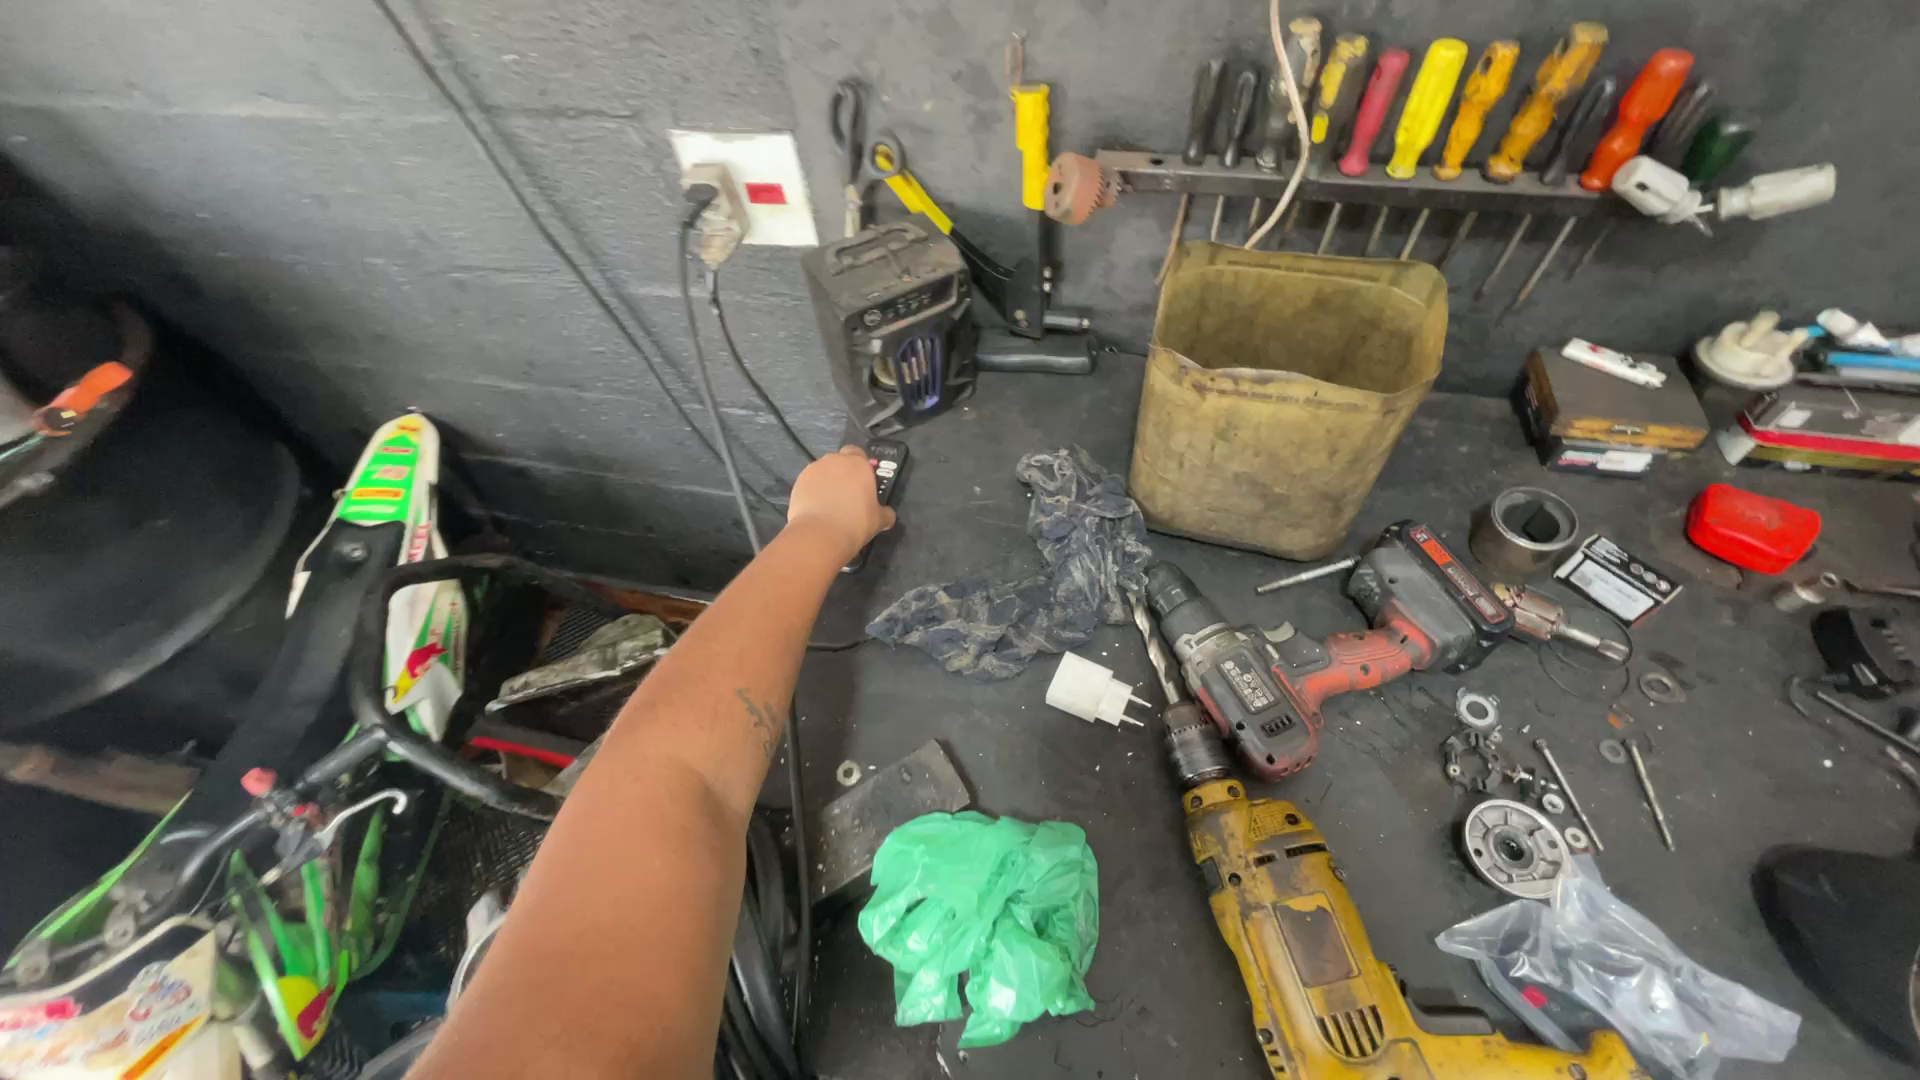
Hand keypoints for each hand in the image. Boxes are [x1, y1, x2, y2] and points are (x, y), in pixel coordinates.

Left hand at [787, 445, 894, 560]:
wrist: (821, 533)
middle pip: (839, 461)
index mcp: (858, 464)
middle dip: (843, 473)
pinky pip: (809, 483)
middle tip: (847, 494)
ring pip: (823, 471)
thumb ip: (885, 513)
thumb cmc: (856, 522)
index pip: (858, 452)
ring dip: (827, 482)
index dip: (859, 465)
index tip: (862, 482)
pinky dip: (813, 491)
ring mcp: (814, 469)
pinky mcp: (798, 482)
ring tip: (829, 504)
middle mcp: (835, 461)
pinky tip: (816, 508)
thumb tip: (887, 515)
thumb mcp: (879, 520)